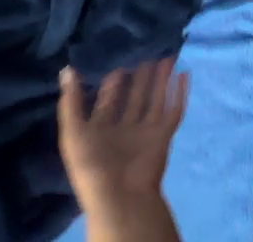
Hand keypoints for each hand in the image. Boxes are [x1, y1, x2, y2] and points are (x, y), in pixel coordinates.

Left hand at [58, 59, 188, 241]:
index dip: (112, 84)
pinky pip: (175, 109)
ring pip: (156, 99)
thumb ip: (71, 101)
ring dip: (161, 80)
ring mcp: (146, 131)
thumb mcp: (73, 132)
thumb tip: (67, 68)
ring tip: (168, 57)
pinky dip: (181, 93)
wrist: (121, 196)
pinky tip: (185, 74)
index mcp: (101, 130)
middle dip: (140, 78)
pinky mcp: (164, 134)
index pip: (108, 101)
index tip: (119, 63)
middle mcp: (124, 128)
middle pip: (134, 98)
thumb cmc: (92, 164)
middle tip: (147, 55)